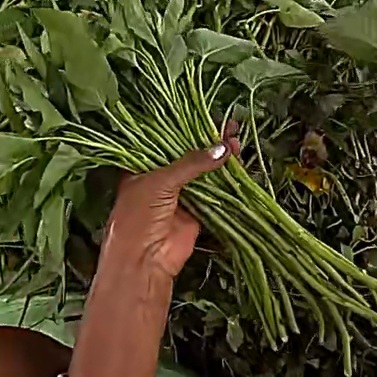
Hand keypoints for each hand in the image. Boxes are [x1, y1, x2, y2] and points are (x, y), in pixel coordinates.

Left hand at [97, 123, 239, 283]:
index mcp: (143, 167)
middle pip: (189, 155)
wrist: (144, 260)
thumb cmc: (139, 216)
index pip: (167, 140)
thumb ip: (191, 163)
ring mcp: (180, 194)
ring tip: (237, 141)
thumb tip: (221, 148)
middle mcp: (161, 178)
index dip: (187, 128)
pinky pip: (214, 190)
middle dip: (208, 141)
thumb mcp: (160, 182)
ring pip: (204, 171)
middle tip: (229, 127)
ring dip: (220, 158)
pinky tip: (238, 164)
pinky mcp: (197, 210)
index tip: (209, 116)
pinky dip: (226, 179)